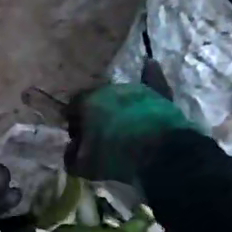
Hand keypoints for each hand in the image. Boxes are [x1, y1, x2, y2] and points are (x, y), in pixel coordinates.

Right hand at [65, 83, 198, 185]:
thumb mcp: (84, 166)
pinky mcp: (159, 94)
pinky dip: (149, 75)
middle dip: (96, 114)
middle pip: (97, 99)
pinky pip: (152, 79)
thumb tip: (72, 149)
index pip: (73, 108)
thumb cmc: (116, 157)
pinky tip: (149, 65)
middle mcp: (108, 89)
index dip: (75, 123)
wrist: (160, 153)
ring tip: (124, 124)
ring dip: (119, 106)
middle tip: (101, 134)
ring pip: (121, 94)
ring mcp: (135, 89)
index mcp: (87, 102)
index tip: (79, 138)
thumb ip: (71, 156)